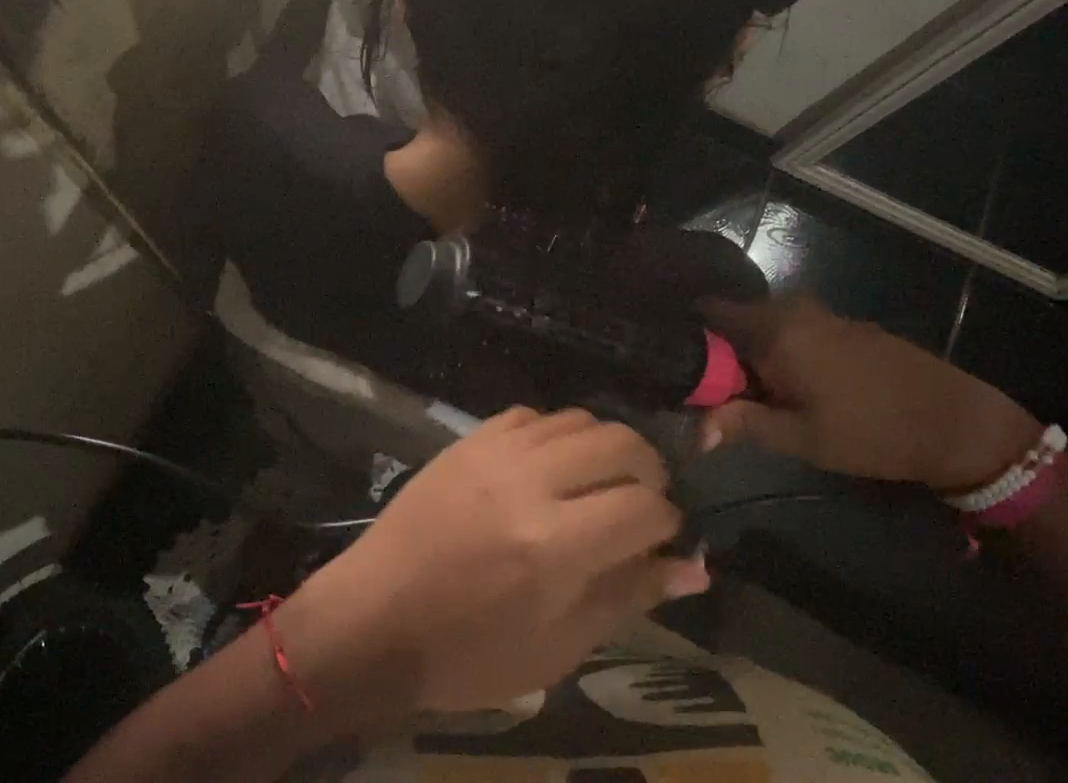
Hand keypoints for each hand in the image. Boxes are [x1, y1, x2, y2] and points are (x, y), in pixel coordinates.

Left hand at [280, 408, 708, 717]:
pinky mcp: (464, 441)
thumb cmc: (468, 652)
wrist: (374, 619)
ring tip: (596, 484)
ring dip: (603, 448)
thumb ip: (628, 596)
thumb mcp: (558, 646)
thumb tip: (693, 567)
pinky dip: (553, 434)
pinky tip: (547, 468)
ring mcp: (492, 452)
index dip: (668, 524)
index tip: (661, 541)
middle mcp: (529, 482)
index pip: (646, 506)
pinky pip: (528, 415)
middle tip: (639, 505)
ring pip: (577, 419)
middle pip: (621, 442)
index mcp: (556, 544)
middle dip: (648, 471)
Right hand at [698, 295, 1041, 490]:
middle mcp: (793, 312)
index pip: (709, 311)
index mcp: (775, 331)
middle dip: (717, 349)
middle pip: (735, 320)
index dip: (686, 332)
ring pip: (765, 326)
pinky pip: (792, 330)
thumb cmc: (873, 432)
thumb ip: (743, 424)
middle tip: (704, 387)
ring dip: (749, 353)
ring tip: (739, 389)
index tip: (671, 359)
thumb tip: (692, 433)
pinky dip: (778, 350)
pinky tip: (782, 382)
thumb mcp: (802, 437)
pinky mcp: (845, 327)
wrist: (960, 423)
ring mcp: (823, 316)